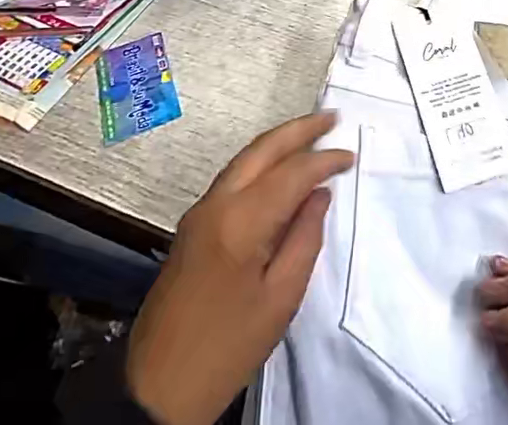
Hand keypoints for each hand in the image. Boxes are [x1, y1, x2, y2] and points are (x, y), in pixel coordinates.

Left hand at [126, 113, 353, 424]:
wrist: (156, 389)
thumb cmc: (227, 346)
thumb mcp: (281, 297)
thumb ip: (305, 237)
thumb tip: (318, 195)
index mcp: (241, 221)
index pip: (293, 172)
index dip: (325, 160)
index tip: (351, 157)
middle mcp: (216, 206)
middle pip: (262, 149)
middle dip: (299, 129)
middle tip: (332, 117)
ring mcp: (199, 214)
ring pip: (244, 159)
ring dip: (280, 142)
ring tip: (313, 133)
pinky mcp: (192, 228)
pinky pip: (234, 178)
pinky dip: (263, 162)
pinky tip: (282, 168)